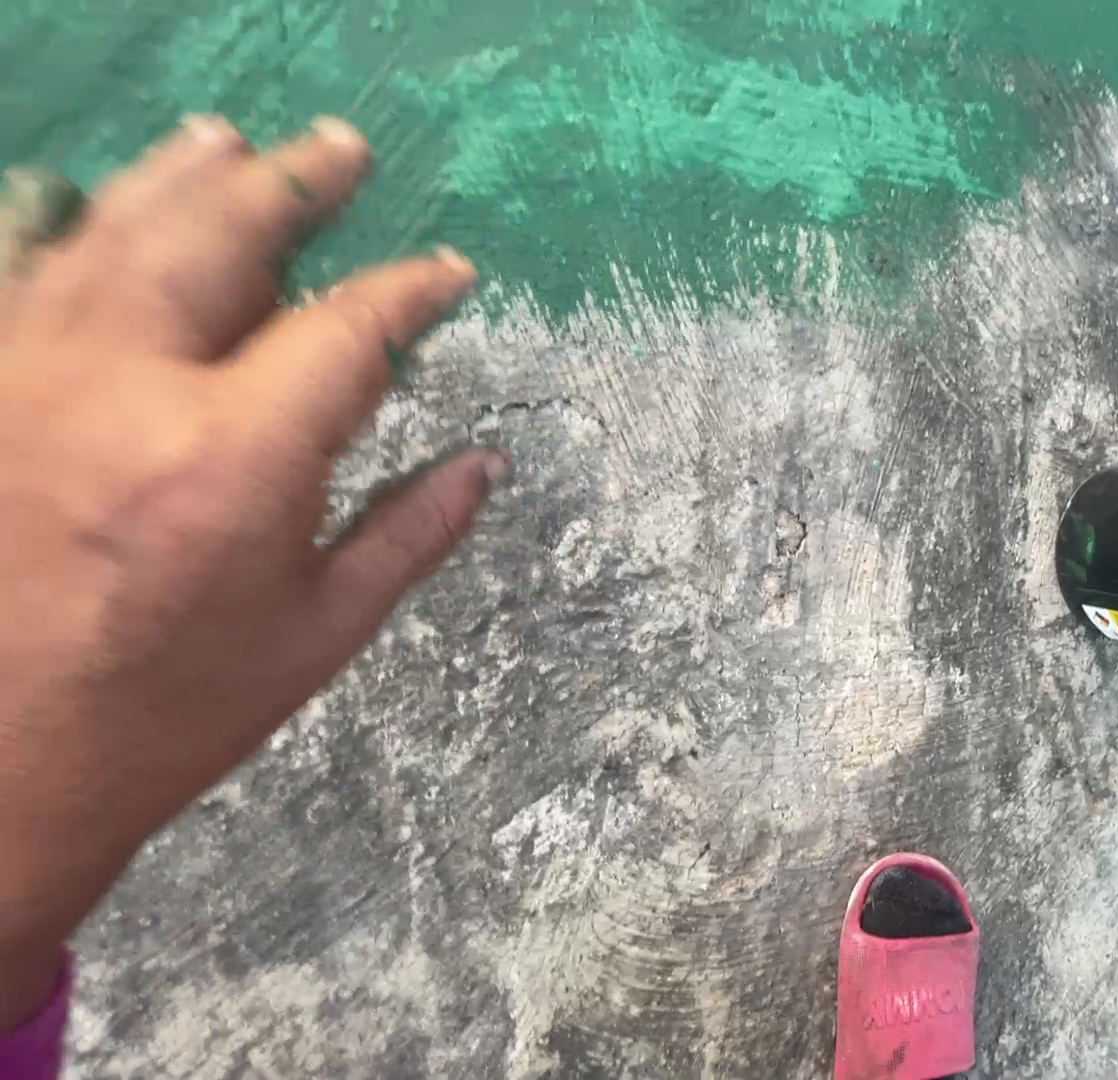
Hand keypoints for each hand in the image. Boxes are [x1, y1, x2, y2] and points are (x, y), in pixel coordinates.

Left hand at [0, 115, 504, 1027]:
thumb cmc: (180, 705)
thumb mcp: (329, 626)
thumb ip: (416, 529)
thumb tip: (486, 460)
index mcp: (236, 462)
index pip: (347, 333)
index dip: (409, 292)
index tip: (450, 273)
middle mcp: (117, 395)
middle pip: (215, 246)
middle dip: (291, 187)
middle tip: (343, 147)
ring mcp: (11, 384)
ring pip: (98, 237)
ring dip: (176, 182)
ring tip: (230, 141)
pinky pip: (0, 276)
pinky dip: (43, 223)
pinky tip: (68, 194)